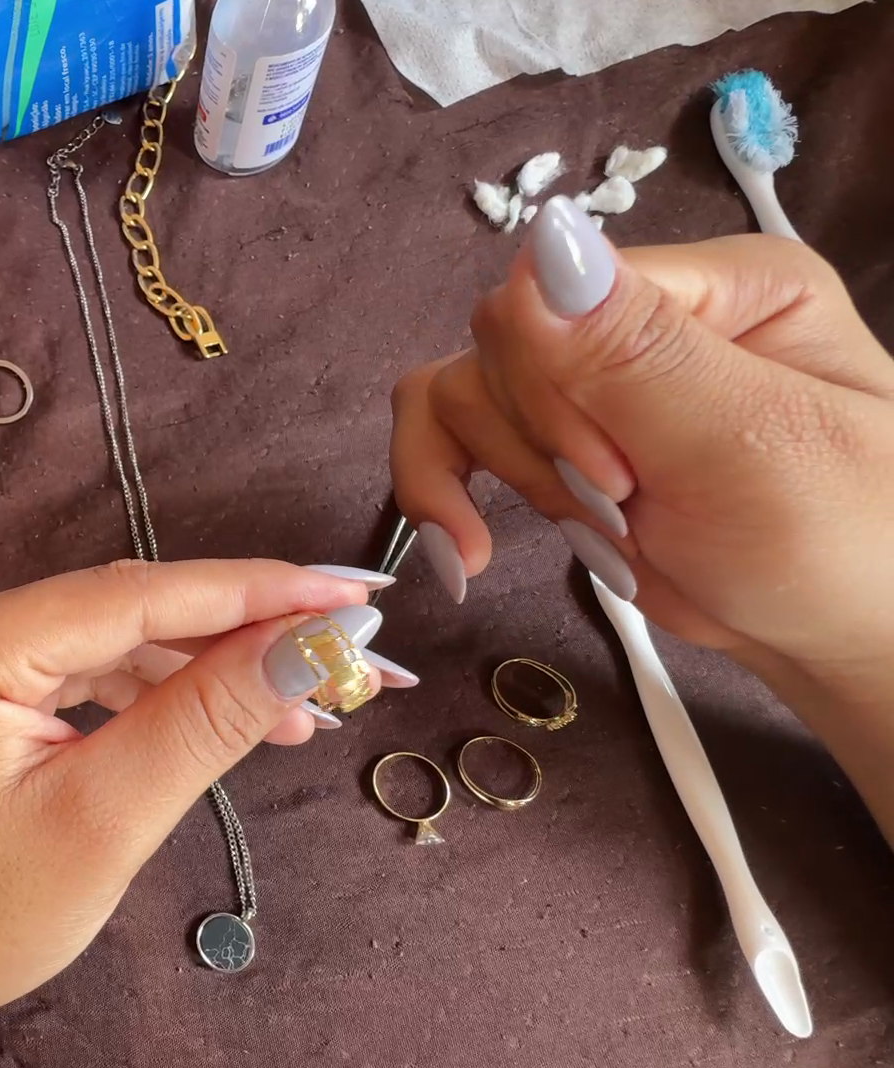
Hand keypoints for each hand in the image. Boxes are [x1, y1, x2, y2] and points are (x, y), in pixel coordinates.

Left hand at [0, 560, 416, 1067]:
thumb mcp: (102, 824)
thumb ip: (195, 722)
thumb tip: (293, 649)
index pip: (145, 596)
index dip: (254, 584)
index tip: (348, 576)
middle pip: (141, 606)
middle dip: (247, 621)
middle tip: (352, 631)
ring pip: (132, 634)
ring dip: (218, 655)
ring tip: (312, 678)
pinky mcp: (9, 679)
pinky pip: (113, 664)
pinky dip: (180, 681)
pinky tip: (243, 702)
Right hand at [391, 197, 893, 684]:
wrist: (821, 629)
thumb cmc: (834, 544)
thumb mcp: (744, 447)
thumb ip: (634, 350)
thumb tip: (542, 238)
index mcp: (710, 289)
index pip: (549, 304)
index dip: (552, 398)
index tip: (615, 483)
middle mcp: (629, 319)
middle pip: (491, 355)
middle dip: (534, 450)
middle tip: (620, 509)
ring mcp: (572, 380)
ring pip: (451, 399)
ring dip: (502, 480)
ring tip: (591, 533)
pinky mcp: (530, 434)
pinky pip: (433, 437)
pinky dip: (433, 493)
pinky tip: (462, 547)